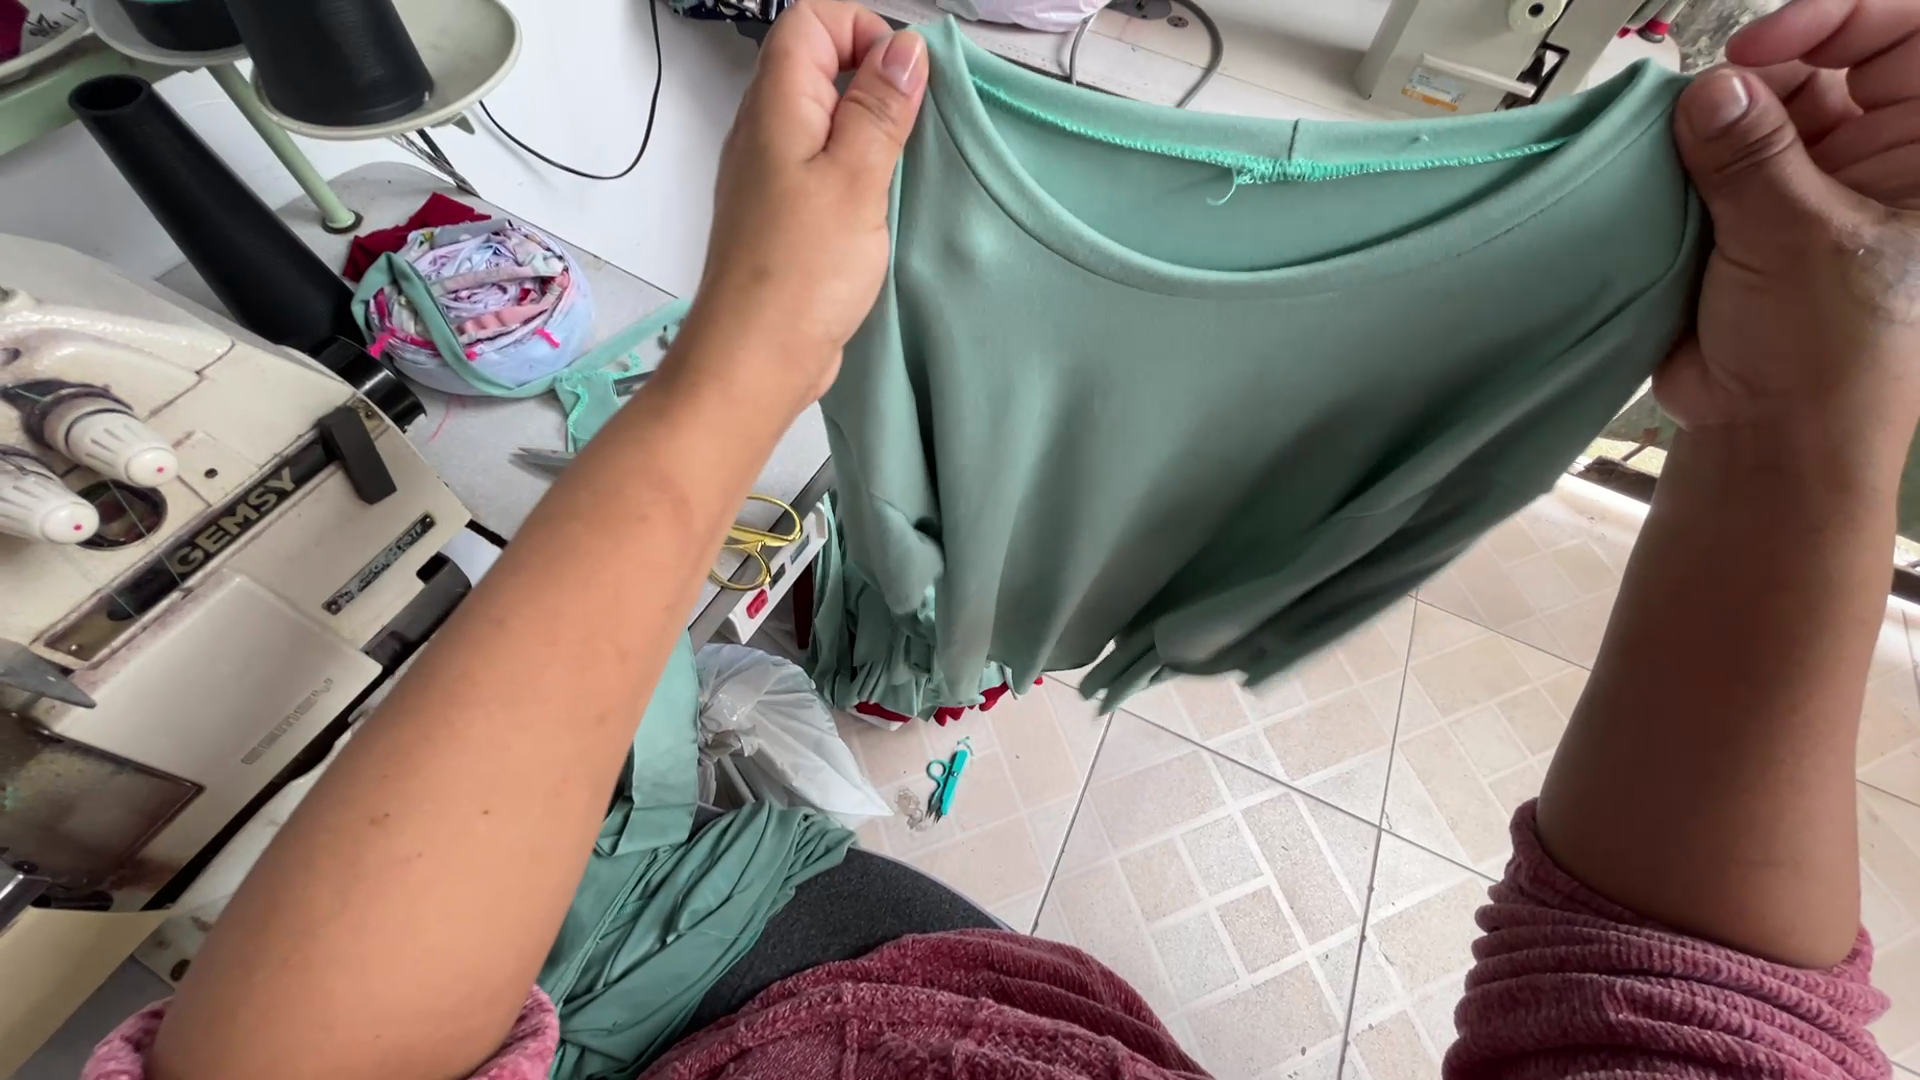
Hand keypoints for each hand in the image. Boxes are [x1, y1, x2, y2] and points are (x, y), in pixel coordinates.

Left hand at [683, 0, 927, 406]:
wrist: (756, 357)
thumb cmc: (802, 274)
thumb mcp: (856, 182)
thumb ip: (879, 111)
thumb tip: (903, 50)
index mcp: (776, 106)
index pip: (811, 20)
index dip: (863, 29)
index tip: (906, 80)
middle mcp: (763, 132)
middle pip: (814, 66)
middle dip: (871, 79)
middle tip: (911, 128)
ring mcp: (768, 177)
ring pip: (819, 122)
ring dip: (865, 131)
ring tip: (899, 169)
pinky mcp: (781, 219)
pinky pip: (817, 170)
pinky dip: (851, 172)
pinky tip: (877, 207)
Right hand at [1654, 0, 1919, 445]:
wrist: (1764, 421)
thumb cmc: (1828, 341)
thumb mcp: (1800, 239)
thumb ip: (1754, 160)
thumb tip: (1710, 88)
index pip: (1907, 37)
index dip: (1840, 20)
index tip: (1756, 47)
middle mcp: (1872, 153)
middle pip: (1823, 69)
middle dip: (1757, 77)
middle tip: (1694, 107)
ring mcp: (1799, 188)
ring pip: (1753, 121)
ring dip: (1705, 128)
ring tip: (1661, 150)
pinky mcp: (1736, 223)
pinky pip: (1705, 174)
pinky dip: (1673, 170)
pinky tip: (1646, 178)